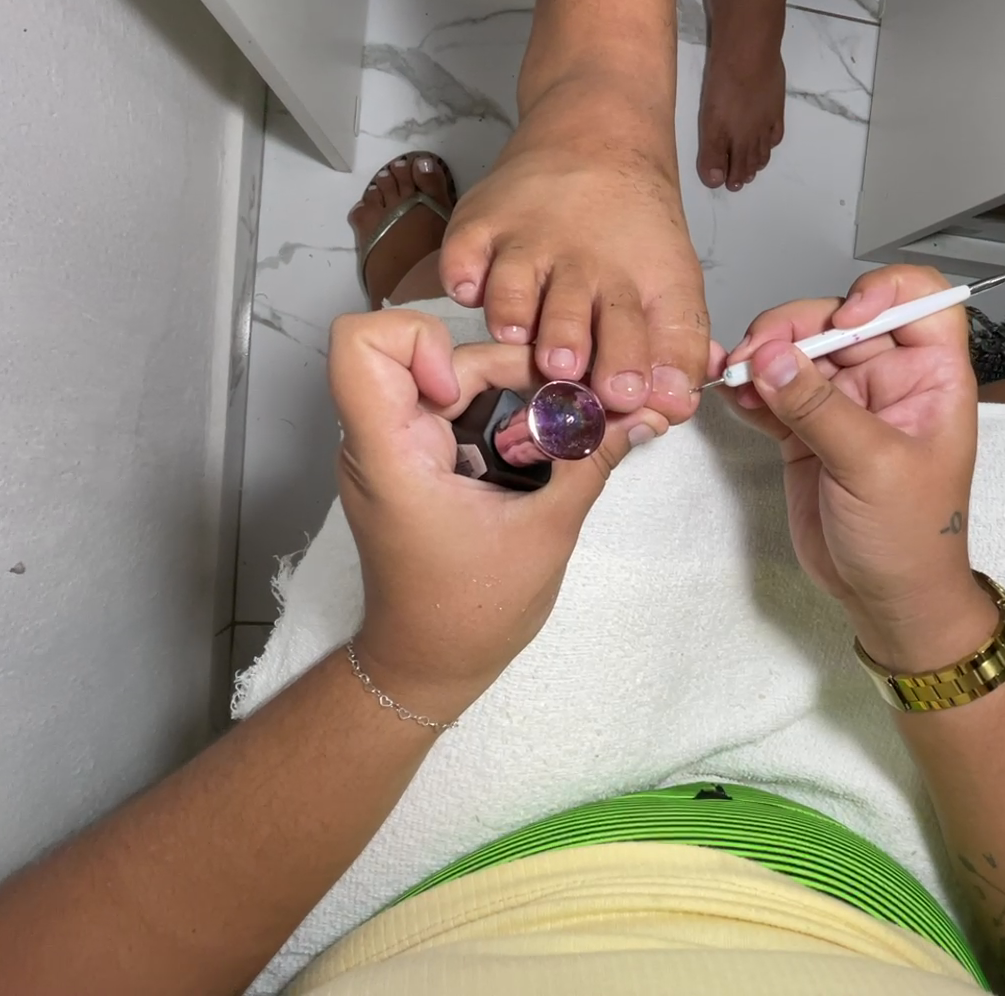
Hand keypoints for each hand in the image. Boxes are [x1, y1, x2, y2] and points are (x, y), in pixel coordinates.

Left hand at [329, 309, 663, 718]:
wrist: (430, 663)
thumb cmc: (472, 612)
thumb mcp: (546, 531)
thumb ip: (591, 462)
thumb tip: (643, 415)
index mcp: (392, 455)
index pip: (361, 346)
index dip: (421, 340)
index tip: (470, 390)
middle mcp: (385, 440)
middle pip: (438, 354)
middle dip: (512, 368)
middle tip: (572, 403)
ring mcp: (402, 450)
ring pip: (457, 377)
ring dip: (518, 392)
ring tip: (570, 425)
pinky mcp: (422, 463)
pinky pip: (463, 411)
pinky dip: (510, 415)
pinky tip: (551, 443)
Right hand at [439, 83, 708, 423]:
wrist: (598, 141)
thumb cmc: (635, 233)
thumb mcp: (675, 286)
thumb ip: (680, 351)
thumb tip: (675, 407)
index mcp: (635, 287)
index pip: (637, 330)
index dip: (631, 365)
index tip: (627, 394)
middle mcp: (583, 267)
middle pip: (572, 314)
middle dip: (568, 343)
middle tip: (566, 367)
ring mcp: (529, 244)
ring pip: (514, 286)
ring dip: (514, 312)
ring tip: (517, 333)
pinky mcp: (483, 225)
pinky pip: (463, 254)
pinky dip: (461, 272)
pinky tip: (469, 288)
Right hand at [722, 265, 989, 668]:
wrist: (884, 595)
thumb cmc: (909, 536)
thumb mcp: (873, 467)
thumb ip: (820, 409)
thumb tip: (770, 359)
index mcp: (929, 377)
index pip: (917, 300)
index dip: (881, 293)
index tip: (840, 320)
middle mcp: (885, 380)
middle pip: (838, 321)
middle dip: (794, 328)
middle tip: (755, 353)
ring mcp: (841, 403)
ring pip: (798, 353)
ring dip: (763, 356)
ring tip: (737, 376)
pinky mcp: (804, 430)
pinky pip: (773, 393)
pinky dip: (750, 389)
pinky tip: (733, 396)